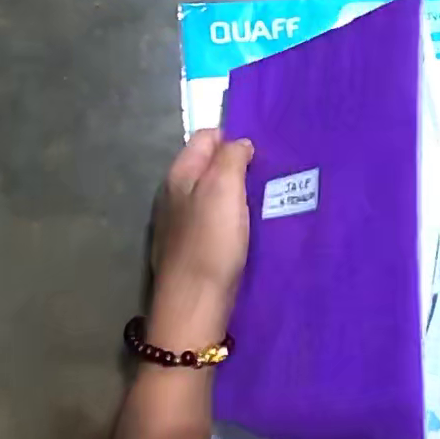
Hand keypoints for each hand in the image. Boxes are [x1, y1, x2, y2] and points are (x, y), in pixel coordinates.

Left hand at [148, 129, 254, 346]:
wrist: (194, 302)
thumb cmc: (211, 240)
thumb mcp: (224, 187)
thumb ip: (232, 157)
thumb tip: (239, 143)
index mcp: (180, 173)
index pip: (206, 136)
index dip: (233, 138)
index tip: (260, 153)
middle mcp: (174, 192)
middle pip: (209, 163)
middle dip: (237, 163)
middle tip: (266, 175)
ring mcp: (179, 220)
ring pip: (212, 190)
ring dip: (235, 190)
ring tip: (261, 199)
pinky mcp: (190, 244)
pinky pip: (213, 215)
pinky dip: (230, 214)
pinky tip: (246, 226)